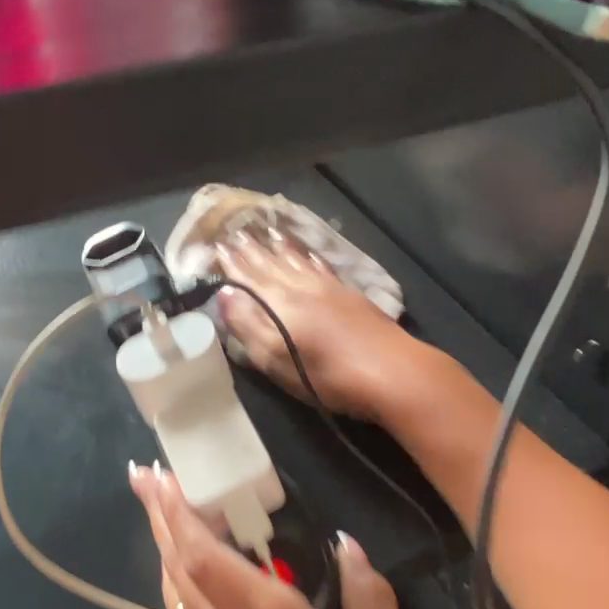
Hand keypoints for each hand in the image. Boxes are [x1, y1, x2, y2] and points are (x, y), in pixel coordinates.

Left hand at [130, 464, 415, 608]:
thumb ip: (370, 603)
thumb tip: (348, 546)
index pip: (207, 557)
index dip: (179, 511)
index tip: (163, 472)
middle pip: (181, 566)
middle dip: (159, 516)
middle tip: (144, 472)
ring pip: (179, 591)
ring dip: (165, 544)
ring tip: (159, 508)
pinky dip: (180, 580)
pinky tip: (188, 573)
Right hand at [215, 232, 436, 420]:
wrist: (391, 372)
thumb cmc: (327, 375)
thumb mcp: (277, 360)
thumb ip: (249, 327)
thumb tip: (226, 295)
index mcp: (279, 304)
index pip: (248, 278)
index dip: (232, 264)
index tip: (217, 246)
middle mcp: (301, 288)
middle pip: (272, 265)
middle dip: (252, 251)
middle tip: (237, 233)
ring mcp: (329, 289)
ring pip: (297, 262)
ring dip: (280, 248)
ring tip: (268, 233)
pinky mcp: (351, 296)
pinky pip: (321, 268)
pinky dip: (309, 259)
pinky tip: (309, 256)